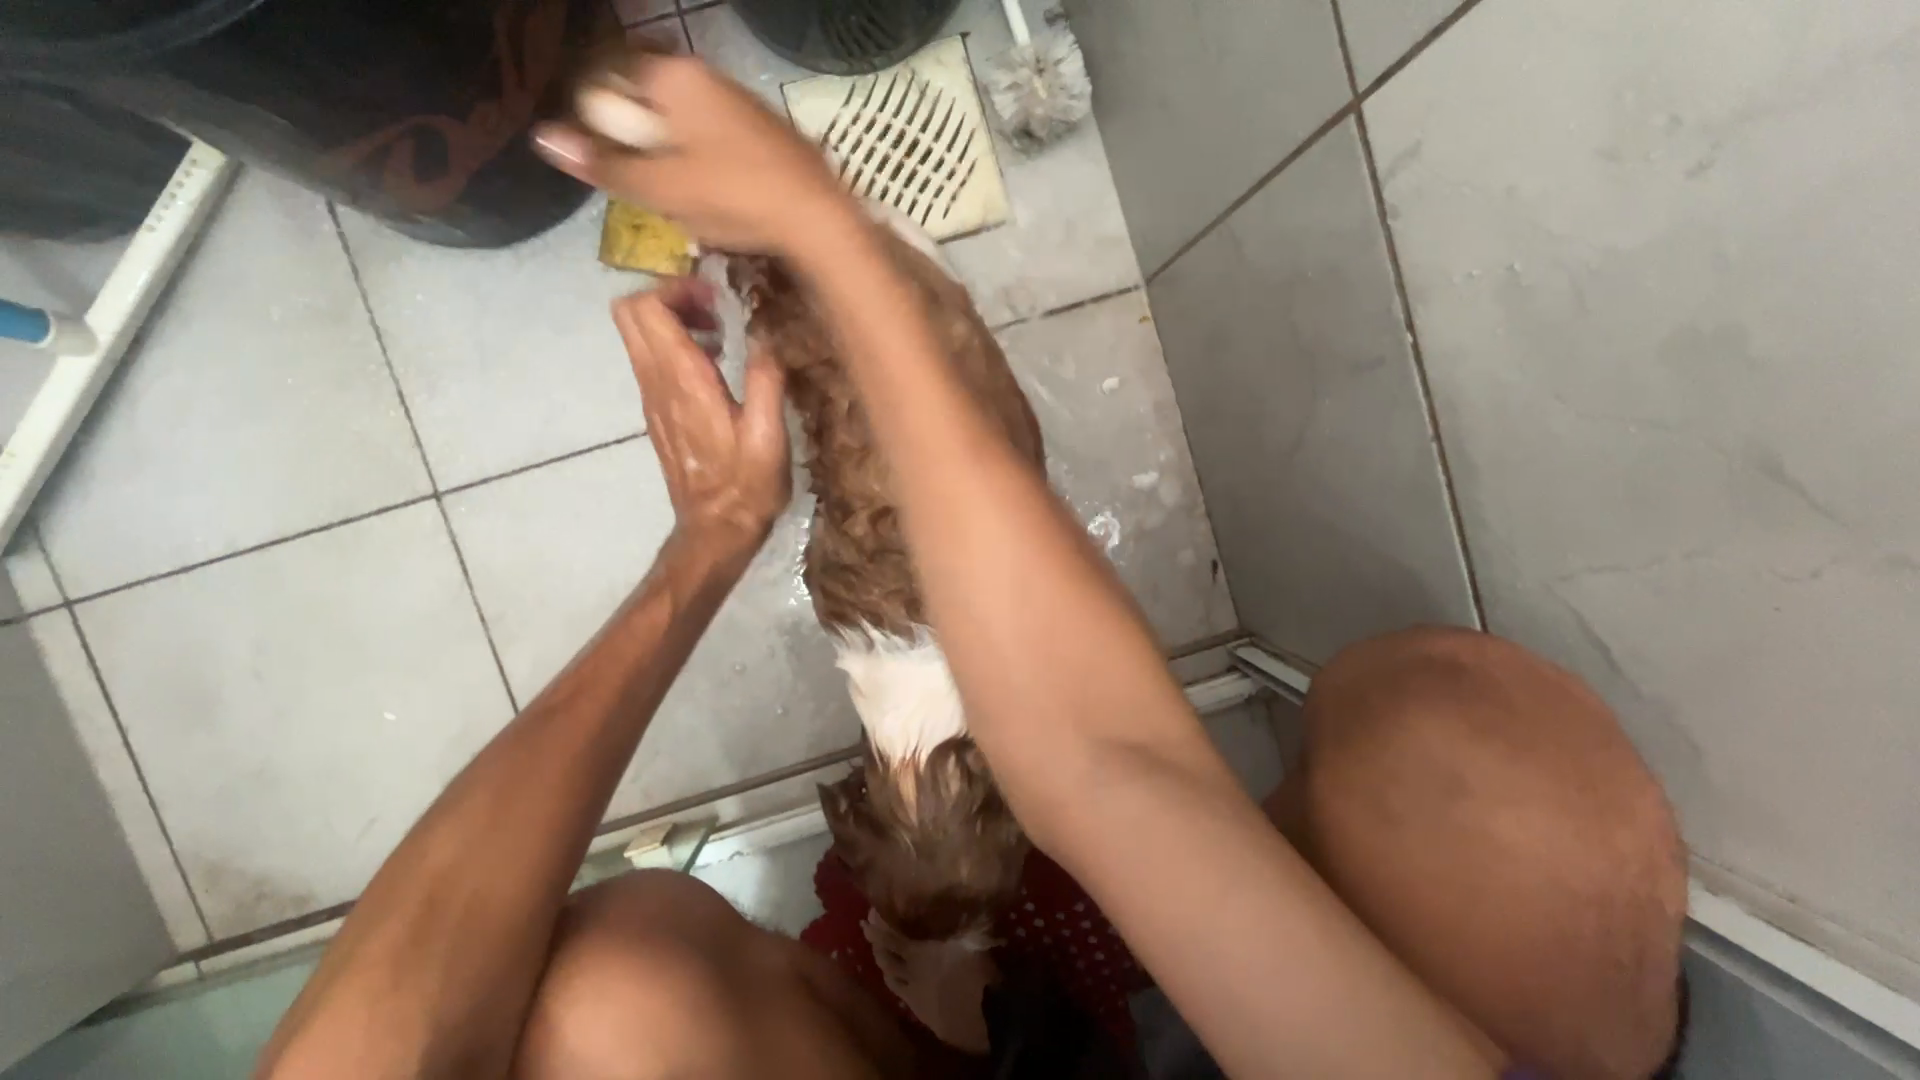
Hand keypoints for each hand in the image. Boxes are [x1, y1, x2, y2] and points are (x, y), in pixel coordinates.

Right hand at [533, 56, 853, 254]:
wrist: (819, 219)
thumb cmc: (734, 198)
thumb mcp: (661, 188)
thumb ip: (604, 163)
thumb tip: (546, 137)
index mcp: (674, 76)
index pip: (608, 79)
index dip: (599, 123)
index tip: (609, 165)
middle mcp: (708, 76)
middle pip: (649, 106)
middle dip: (642, 148)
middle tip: (652, 192)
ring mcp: (742, 102)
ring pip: (686, 127)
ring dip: (676, 163)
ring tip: (690, 205)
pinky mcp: (767, 132)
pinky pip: (720, 144)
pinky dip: (710, 169)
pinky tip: (724, 204)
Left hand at [613, 280, 790, 559]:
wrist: (715, 530)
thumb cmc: (747, 486)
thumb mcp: (769, 435)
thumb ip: (766, 379)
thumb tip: (764, 337)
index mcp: (683, 380)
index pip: (647, 308)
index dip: (677, 288)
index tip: (717, 298)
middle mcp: (657, 383)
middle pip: (630, 313)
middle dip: (669, 296)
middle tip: (715, 309)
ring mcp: (652, 399)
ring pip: (638, 335)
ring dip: (673, 321)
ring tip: (721, 336)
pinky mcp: (658, 413)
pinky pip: (651, 361)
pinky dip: (676, 347)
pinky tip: (717, 367)